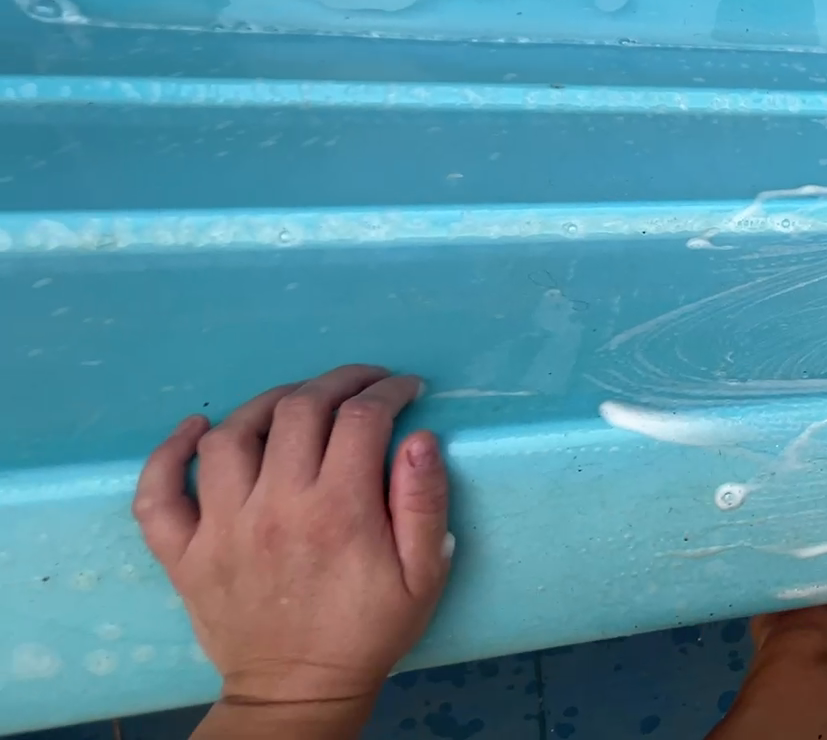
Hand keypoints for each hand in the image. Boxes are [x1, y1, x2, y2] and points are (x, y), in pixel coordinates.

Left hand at [134, 365, 451, 721]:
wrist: (298, 688)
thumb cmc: (375, 623)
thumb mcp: (427, 567)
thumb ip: (425, 500)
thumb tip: (421, 439)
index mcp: (339, 508)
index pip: (362, 417)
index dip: (391, 390)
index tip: (411, 389)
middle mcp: (275, 505)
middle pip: (300, 409)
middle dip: (343, 380)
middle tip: (371, 382)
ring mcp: (220, 527)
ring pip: (232, 434)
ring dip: (273, 400)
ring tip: (306, 398)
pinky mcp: (183, 551)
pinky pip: (156, 492)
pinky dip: (168, 452)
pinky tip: (196, 427)